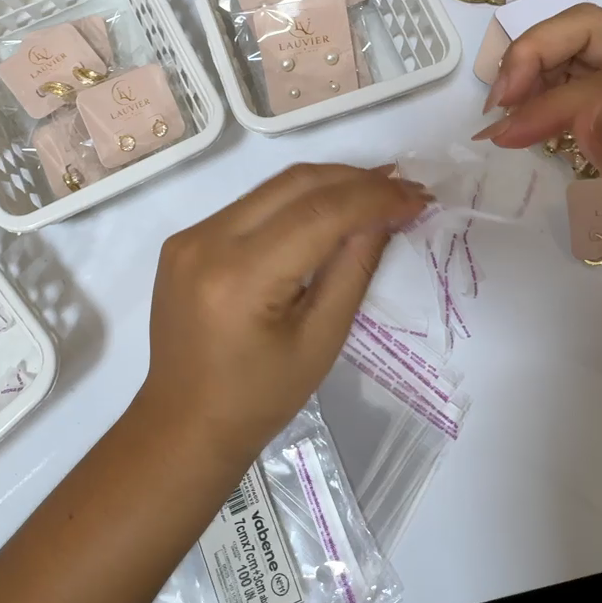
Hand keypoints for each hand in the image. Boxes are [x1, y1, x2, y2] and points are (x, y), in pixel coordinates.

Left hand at [136, 164, 432, 458]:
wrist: (184, 423)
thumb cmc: (259, 398)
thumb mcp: (321, 340)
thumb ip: (353, 269)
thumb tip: (385, 215)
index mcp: (240, 277)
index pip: (319, 213)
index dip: (373, 197)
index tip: (417, 197)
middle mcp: (207, 241)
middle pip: (294, 184)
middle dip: (355, 179)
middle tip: (404, 187)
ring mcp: (190, 235)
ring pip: (272, 187)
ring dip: (327, 184)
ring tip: (376, 192)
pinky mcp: (185, 238)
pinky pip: (250, 205)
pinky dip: (294, 202)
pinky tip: (326, 211)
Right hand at [473, 4, 601, 280]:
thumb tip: (584, 112)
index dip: (550, 104)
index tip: (501, 137)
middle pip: (591, 30)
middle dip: (534, 54)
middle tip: (499, 105)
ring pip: (580, 44)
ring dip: (533, 67)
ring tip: (503, 115)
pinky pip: (580, 72)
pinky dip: (543, 86)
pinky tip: (524, 118)